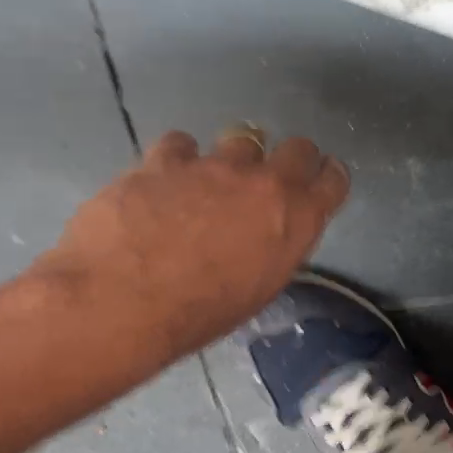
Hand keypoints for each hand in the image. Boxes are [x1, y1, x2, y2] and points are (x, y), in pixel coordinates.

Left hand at [31, 128, 350, 362]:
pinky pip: (180, 144)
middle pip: (298, 148)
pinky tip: (164, 180)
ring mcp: (214, 166)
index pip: (334, 178)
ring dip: (232, 159)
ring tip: (208, 183)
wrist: (117, 303)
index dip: (327, 178)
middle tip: (268, 182)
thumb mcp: (261, 286)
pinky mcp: (163, 161)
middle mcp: (266, 182)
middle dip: (290, 159)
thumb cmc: (198, 313)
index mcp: (299, 217)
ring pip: (240, 139)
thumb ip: (277, 245)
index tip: (317, 185)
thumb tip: (270, 232)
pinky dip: (177, 159)